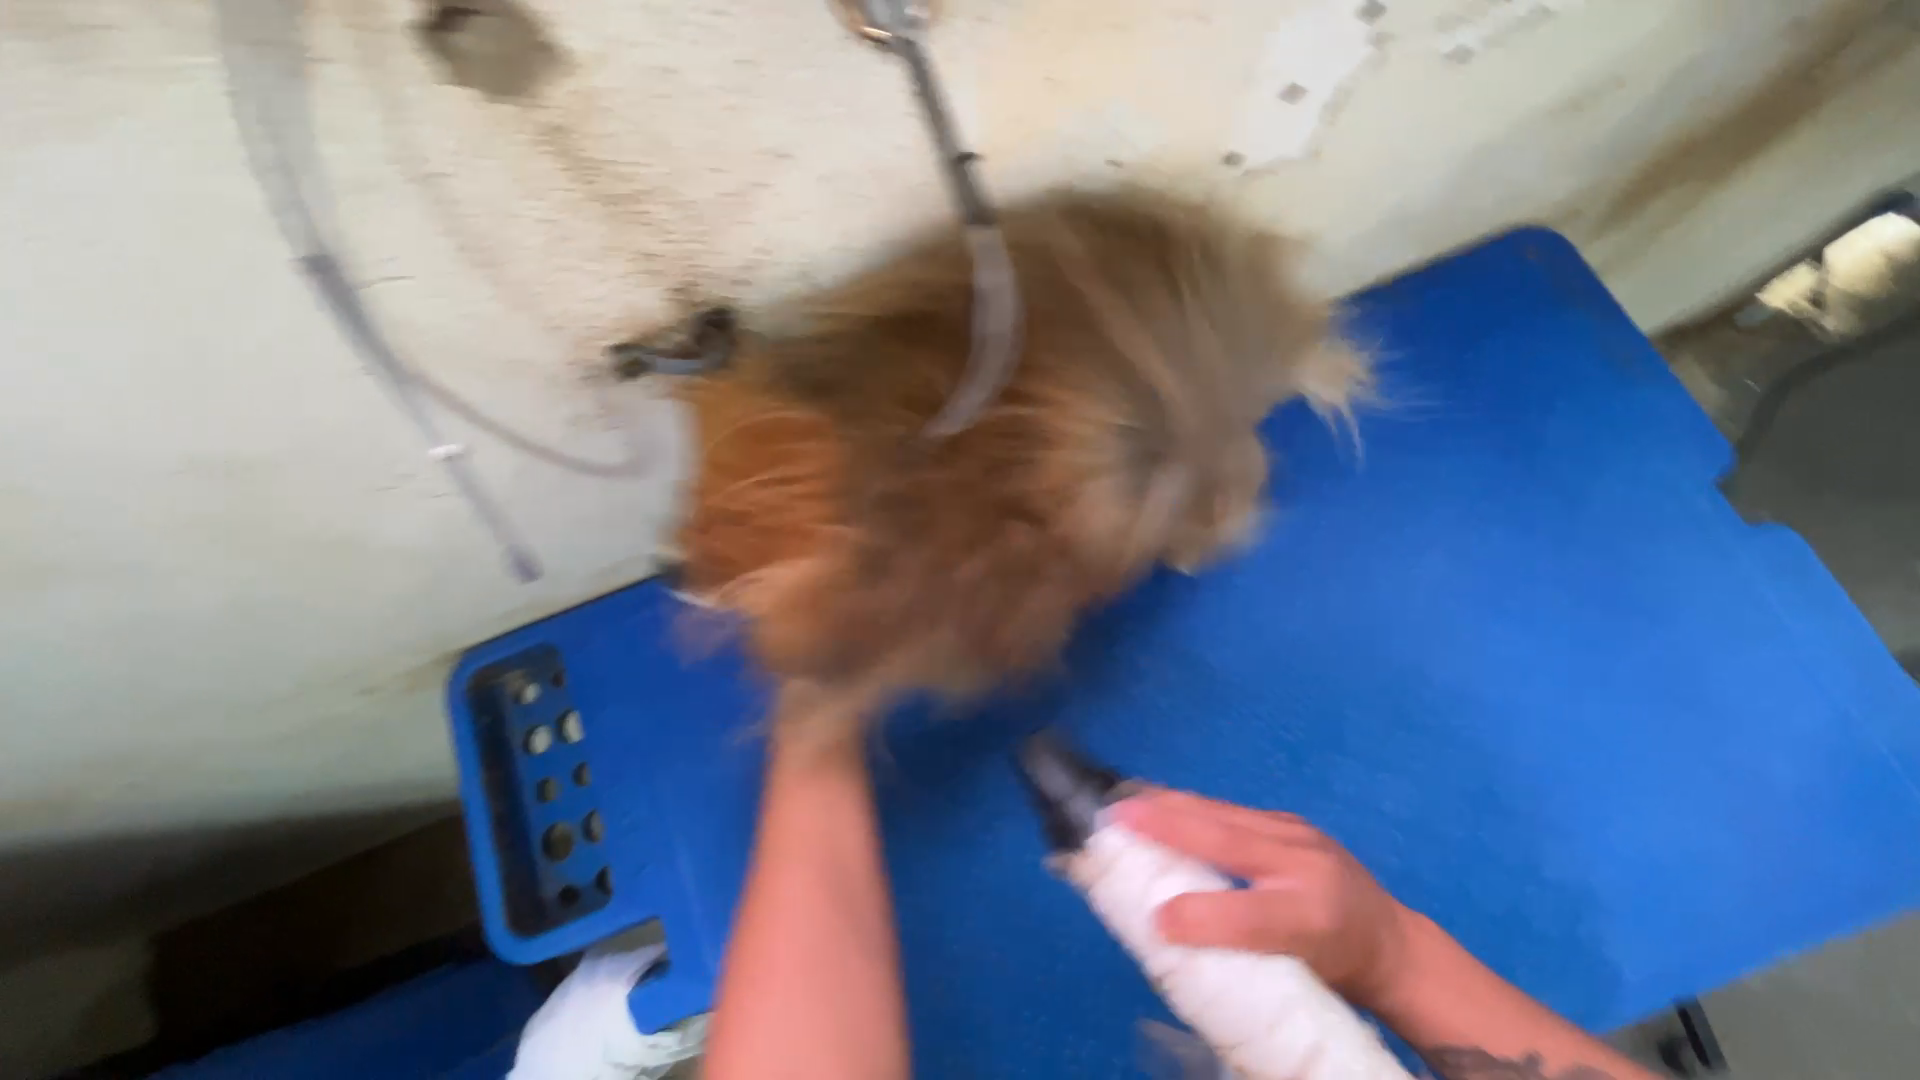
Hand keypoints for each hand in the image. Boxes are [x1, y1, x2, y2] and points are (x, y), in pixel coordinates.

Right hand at [1110, 789, 1415, 1009]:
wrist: (1391, 940)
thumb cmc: (1335, 970)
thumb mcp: (1292, 979)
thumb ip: (1234, 956)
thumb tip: (1166, 938)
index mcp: (1315, 920)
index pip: (1255, 917)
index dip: (1205, 916)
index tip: (1157, 919)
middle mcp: (1308, 866)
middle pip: (1230, 841)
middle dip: (1169, 827)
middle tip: (1116, 819)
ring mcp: (1297, 833)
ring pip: (1224, 814)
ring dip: (1169, 805)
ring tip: (1124, 801)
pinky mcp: (1286, 820)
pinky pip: (1227, 809)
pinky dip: (1186, 805)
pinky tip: (1156, 800)